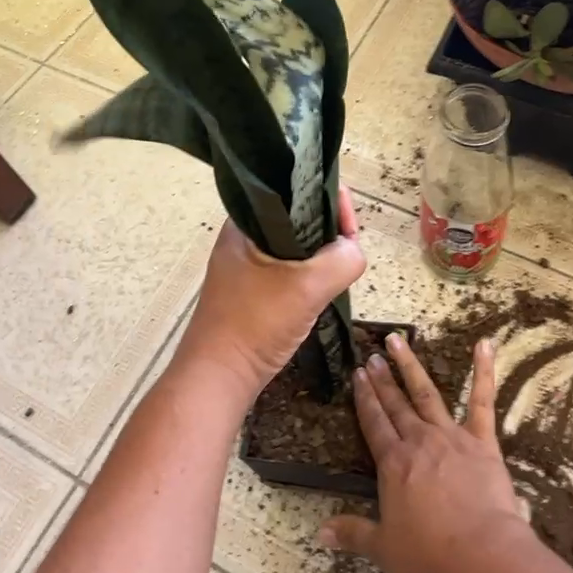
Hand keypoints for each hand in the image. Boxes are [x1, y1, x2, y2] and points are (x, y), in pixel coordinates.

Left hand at [177, 187, 366, 401]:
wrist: (217, 379)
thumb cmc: (256, 324)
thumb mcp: (308, 286)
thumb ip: (342, 260)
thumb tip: (354, 251)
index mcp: (246, 222)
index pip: (295, 193)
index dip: (328, 202)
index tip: (350, 226)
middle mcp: (243, 238)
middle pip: (297, 220)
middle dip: (327, 233)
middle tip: (349, 250)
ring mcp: (245, 267)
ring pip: (294, 249)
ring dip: (318, 258)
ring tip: (339, 269)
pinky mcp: (250, 291)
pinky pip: (287, 271)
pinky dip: (306, 277)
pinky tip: (320, 291)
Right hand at [318, 333, 534, 572]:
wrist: (482, 552)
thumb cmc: (432, 552)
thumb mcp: (384, 548)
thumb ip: (352, 533)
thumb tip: (319, 533)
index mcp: (394, 464)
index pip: (374, 423)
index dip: (364, 398)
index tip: (358, 374)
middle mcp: (419, 441)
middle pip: (396, 405)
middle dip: (382, 380)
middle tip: (373, 356)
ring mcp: (451, 436)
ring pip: (426, 393)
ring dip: (411, 366)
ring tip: (398, 341)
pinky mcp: (482, 440)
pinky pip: (483, 400)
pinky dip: (484, 371)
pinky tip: (485, 345)